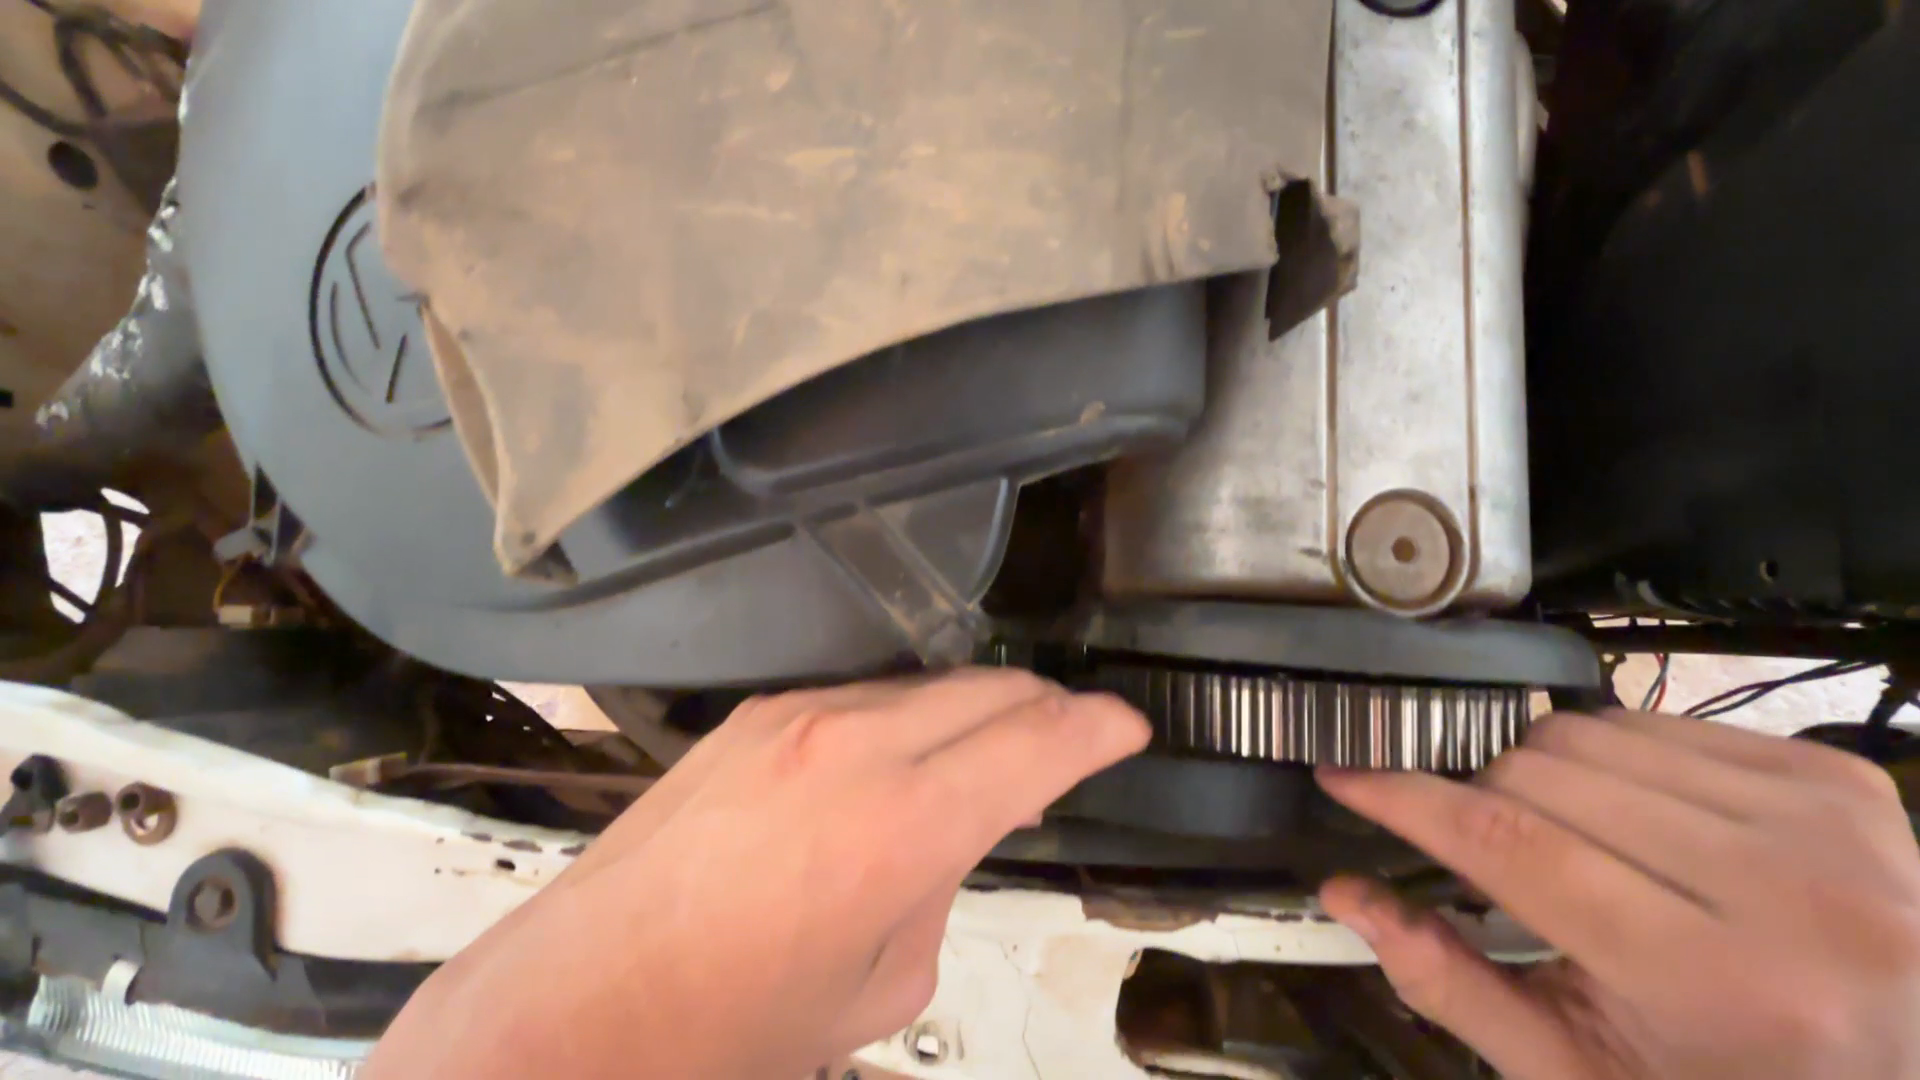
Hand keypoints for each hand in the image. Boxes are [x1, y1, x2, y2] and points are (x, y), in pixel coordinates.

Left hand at [363, 669, 1149, 1079]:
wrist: (578, 1005)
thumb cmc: (736, 1028)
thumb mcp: (884, 984)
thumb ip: (940, 884)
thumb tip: (953, 830)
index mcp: (902, 823)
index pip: (1038, 741)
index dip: (1098, 727)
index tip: (1125, 726)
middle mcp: (854, 742)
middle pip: (991, 689)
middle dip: (1048, 708)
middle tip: (1073, 738)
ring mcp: (798, 715)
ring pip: (930, 685)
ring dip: (978, 711)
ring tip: (991, 756)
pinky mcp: (754, 714)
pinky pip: (865, 697)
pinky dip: (912, 719)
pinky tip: (904, 760)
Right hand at [1316, 709, 1919, 1078]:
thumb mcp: (1575, 1072)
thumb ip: (1449, 983)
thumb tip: (1342, 893)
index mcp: (1717, 984)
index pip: (1508, 845)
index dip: (1405, 800)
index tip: (1342, 774)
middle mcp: (1788, 890)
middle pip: (1538, 775)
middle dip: (1472, 795)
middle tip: (1471, 841)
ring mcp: (1828, 823)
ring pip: (1586, 732)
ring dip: (1534, 770)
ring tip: (1553, 831)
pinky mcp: (1843, 780)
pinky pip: (1653, 723)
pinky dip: (1605, 755)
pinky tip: (1627, 813)